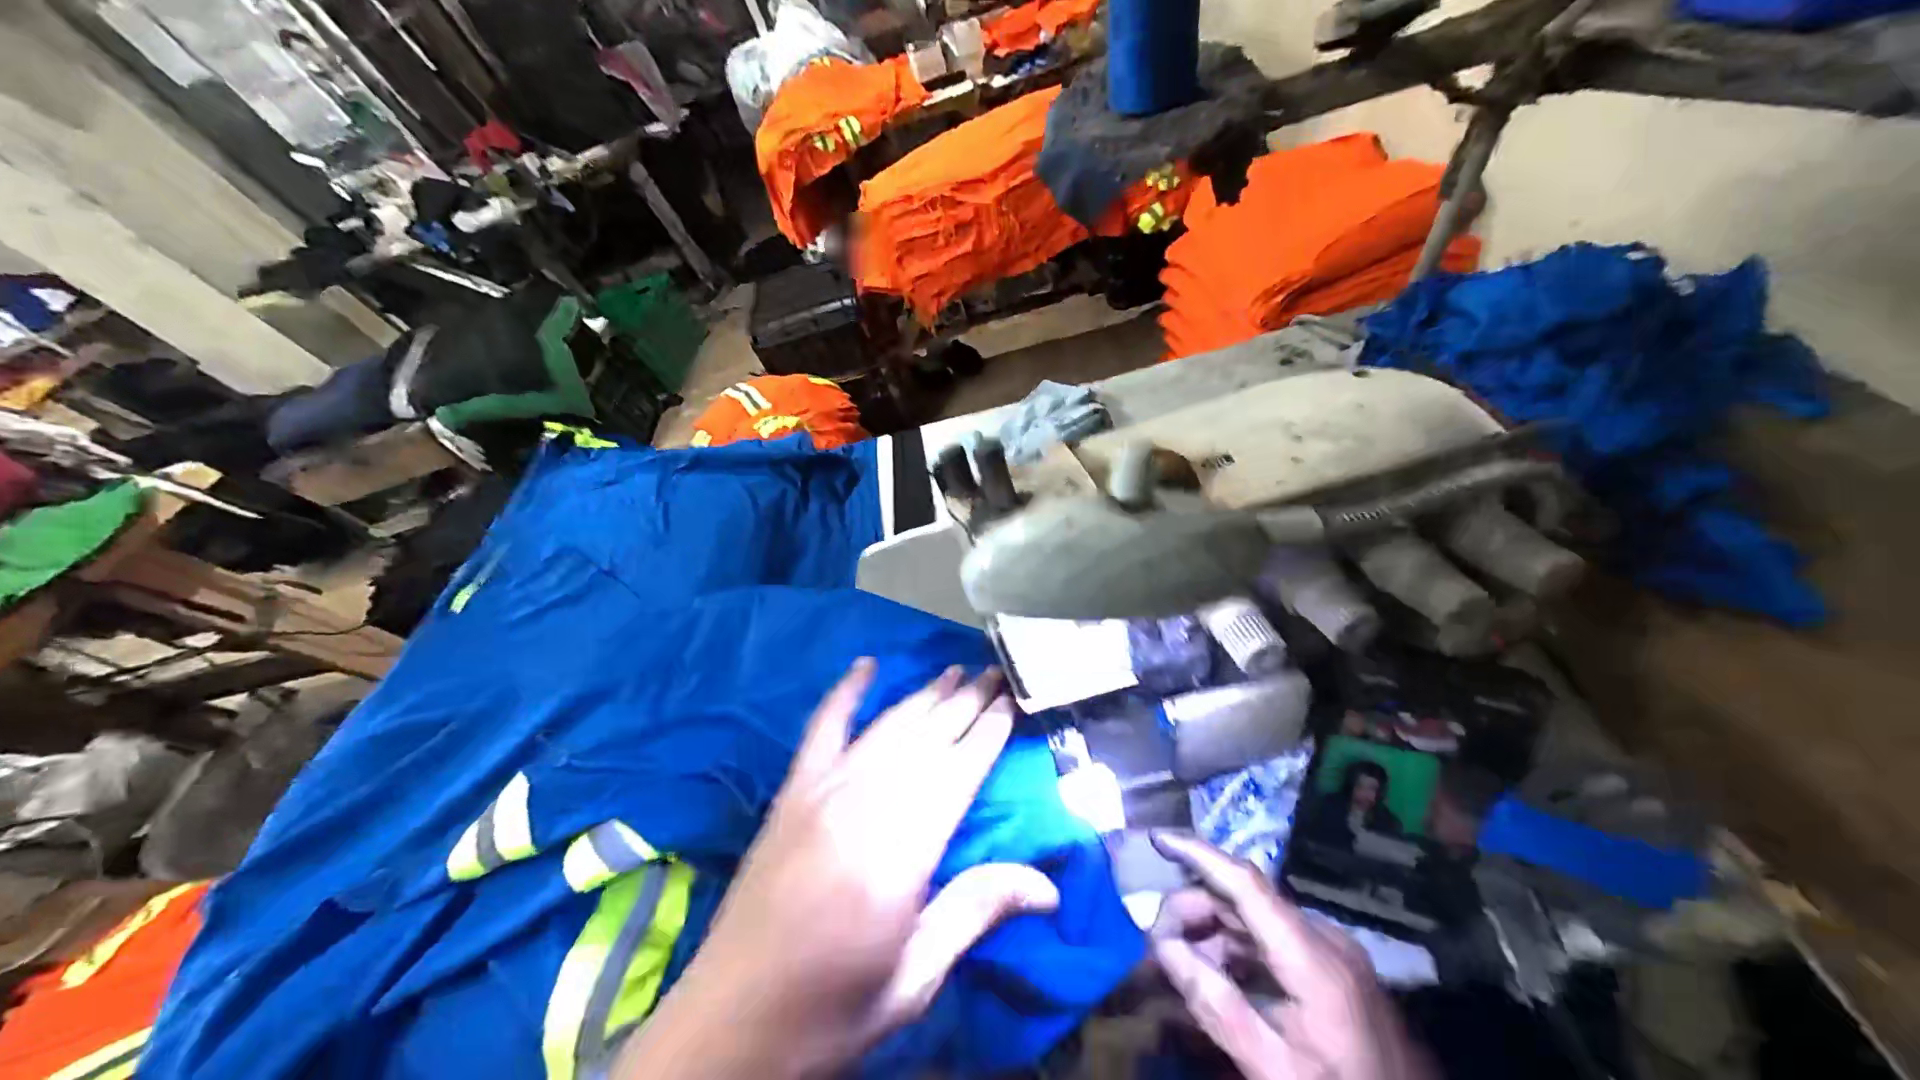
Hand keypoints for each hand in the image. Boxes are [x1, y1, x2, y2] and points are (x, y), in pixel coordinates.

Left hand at [620, 660, 1059, 1079]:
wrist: (730, 1022)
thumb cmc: (832, 1008)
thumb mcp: (914, 978)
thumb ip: (974, 912)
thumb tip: (1048, 885)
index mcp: (899, 852)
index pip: (958, 773)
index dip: (989, 733)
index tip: (1013, 700)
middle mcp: (861, 806)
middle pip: (926, 739)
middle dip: (965, 702)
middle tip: (994, 671)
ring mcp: (820, 793)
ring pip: (885, 728)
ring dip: (924, 696)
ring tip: (955, 670)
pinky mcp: (790, 795)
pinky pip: (820, 730)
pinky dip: (843, 693)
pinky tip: (864, 666)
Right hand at [1148, 832, 1431, 1079]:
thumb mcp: (1274, 1069)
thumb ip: (1216, 1006)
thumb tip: (1163, 946)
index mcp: (1314, 959)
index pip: (1246, 884)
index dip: (1198, 854)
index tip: (1157, 838)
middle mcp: (1325, 938)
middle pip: (1244, 900)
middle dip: (1194, 910)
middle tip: (1158, 944)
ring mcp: (1333, 949)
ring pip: (1255, 917)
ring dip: (1212, 930)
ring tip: (1182, 964)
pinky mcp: (1333, 964)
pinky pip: (1272, 938)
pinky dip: (1236, 947)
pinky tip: (1215, 973)